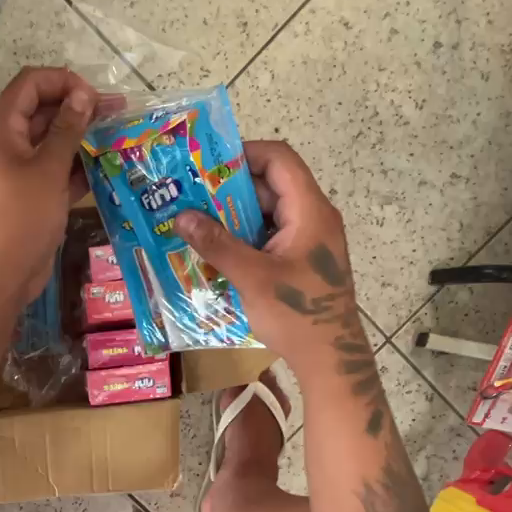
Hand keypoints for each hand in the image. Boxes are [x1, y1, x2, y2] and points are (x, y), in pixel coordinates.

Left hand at [0, 67, 97, 308]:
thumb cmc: (21, 220)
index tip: (93, 94)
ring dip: (80, 141)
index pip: (29, 85)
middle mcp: (7, 149)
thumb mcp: (48, 170)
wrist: (0, 278)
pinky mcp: (29, 201)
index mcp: (3, 133)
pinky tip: (103, 171)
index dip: (61, 81)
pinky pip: (53, 176)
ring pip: (51, 147)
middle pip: (42, 114)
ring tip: (116, 140)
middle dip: (77, 109)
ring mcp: (18, 177)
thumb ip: (67, 130)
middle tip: (117, 114)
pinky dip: (75, 170)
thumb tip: (83, 95)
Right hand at [172, 141, 362, 379]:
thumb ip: (217, 244)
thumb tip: (182, 217)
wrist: (328, 356)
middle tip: (191, 198)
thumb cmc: (296, 314)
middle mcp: (313, 218)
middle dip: (229, 191)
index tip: (207, 166)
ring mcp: (309, 241)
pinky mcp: (301, 262)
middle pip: (271, 186)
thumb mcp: (252, 277)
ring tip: (197, 226)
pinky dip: (245, 240)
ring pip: (268, 215)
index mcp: (310, 211)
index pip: (279, 160)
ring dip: (234, 218)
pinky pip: (270, 238)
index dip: (244, 154)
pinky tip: (217, 254)